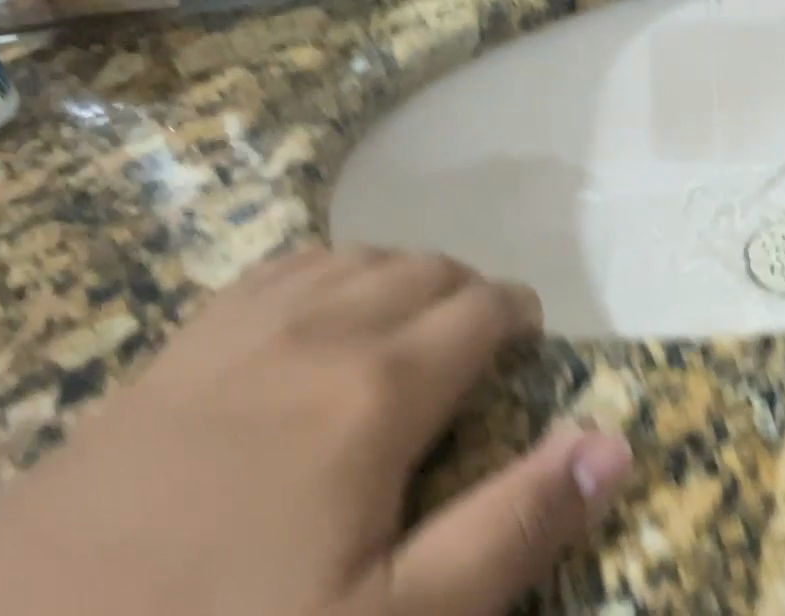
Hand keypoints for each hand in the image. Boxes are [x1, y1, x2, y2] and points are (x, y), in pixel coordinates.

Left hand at [0, 246, 633, 615]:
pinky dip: (322, 271)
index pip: (480, 310)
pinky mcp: (168, 354)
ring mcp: (233, 333)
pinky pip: (272, 272)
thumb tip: (616, 442)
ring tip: (414, 317)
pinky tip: (314, 308)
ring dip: (399, 275)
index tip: (530, 341)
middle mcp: (316, 331)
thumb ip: (515, 525)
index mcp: (377, 388)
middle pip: (420, 270)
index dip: (517, 315)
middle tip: (482, 340)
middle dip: (465, 290)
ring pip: (350, 259)